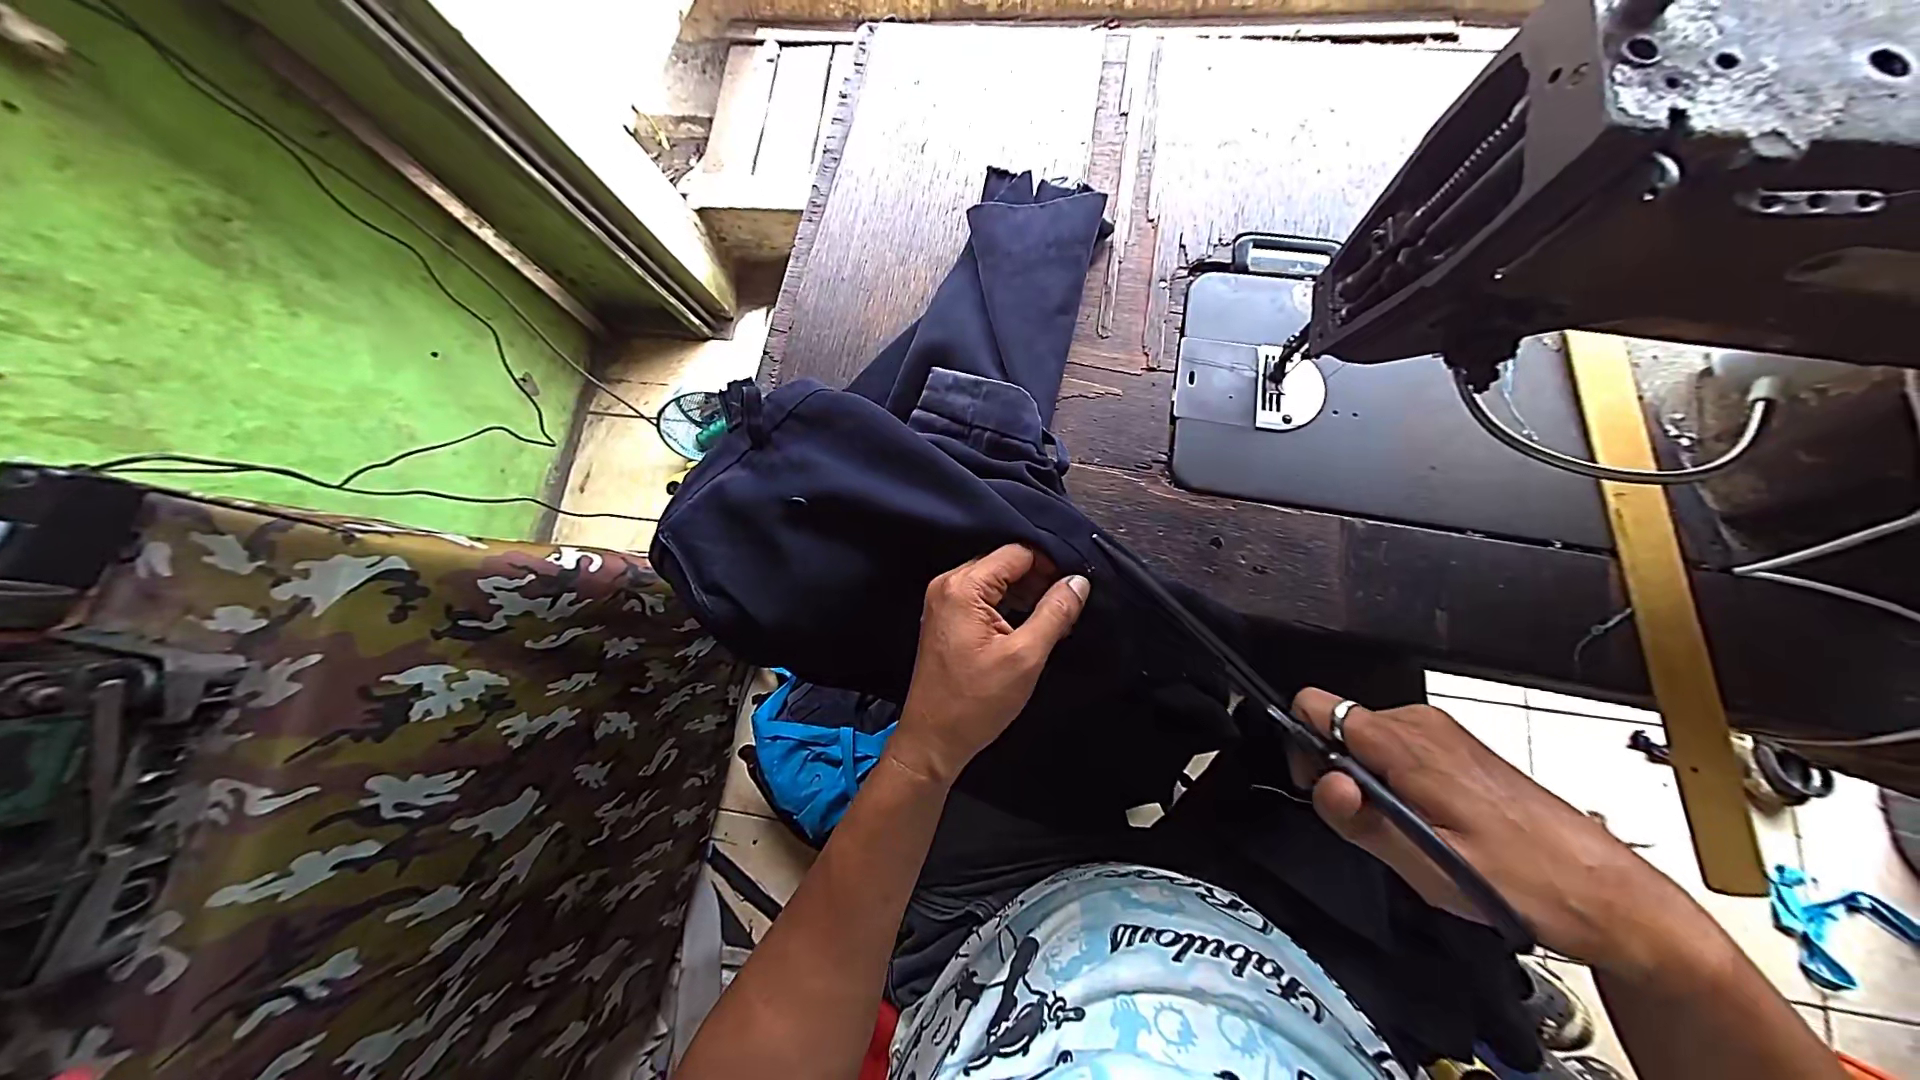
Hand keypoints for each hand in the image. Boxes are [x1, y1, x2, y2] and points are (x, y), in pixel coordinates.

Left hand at [887, 545, 1089, 786]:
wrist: (934, 740)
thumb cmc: (973, 704)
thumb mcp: (1025, 656)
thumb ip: (1055, 612)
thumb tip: (1077, 582)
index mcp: (963, 587)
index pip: (1016, 553)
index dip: (1050, 564)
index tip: (1074, 584)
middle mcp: (948, 586)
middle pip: (1005, 563)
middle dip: (1039, 579)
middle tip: (1068, 604)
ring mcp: (944, 602)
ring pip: (996, 581)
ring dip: (1026, 595)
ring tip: (1054, 620)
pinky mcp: (946, 619)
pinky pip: (983, 598)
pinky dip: (1008, 607)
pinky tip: (1030, 628)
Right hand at [1291, 687, 1715, 974]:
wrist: (1608, 894)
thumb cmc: (1531, 883)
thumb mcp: (1428, 867)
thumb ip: (1361, 820)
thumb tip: (1323, 783)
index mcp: (1409, 743)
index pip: (1315, 707)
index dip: (1303, 748)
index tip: (1324, 788)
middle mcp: (1424, 724)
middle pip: (1336, 725)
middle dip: (1337, 770)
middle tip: (1373, 822)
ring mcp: (1442, 732)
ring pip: (1364, 738)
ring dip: (1367, 779)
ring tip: (1409, 827)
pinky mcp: (1455, 745)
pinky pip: (1395, 747)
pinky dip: (1393, 778)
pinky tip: (1428, 819)